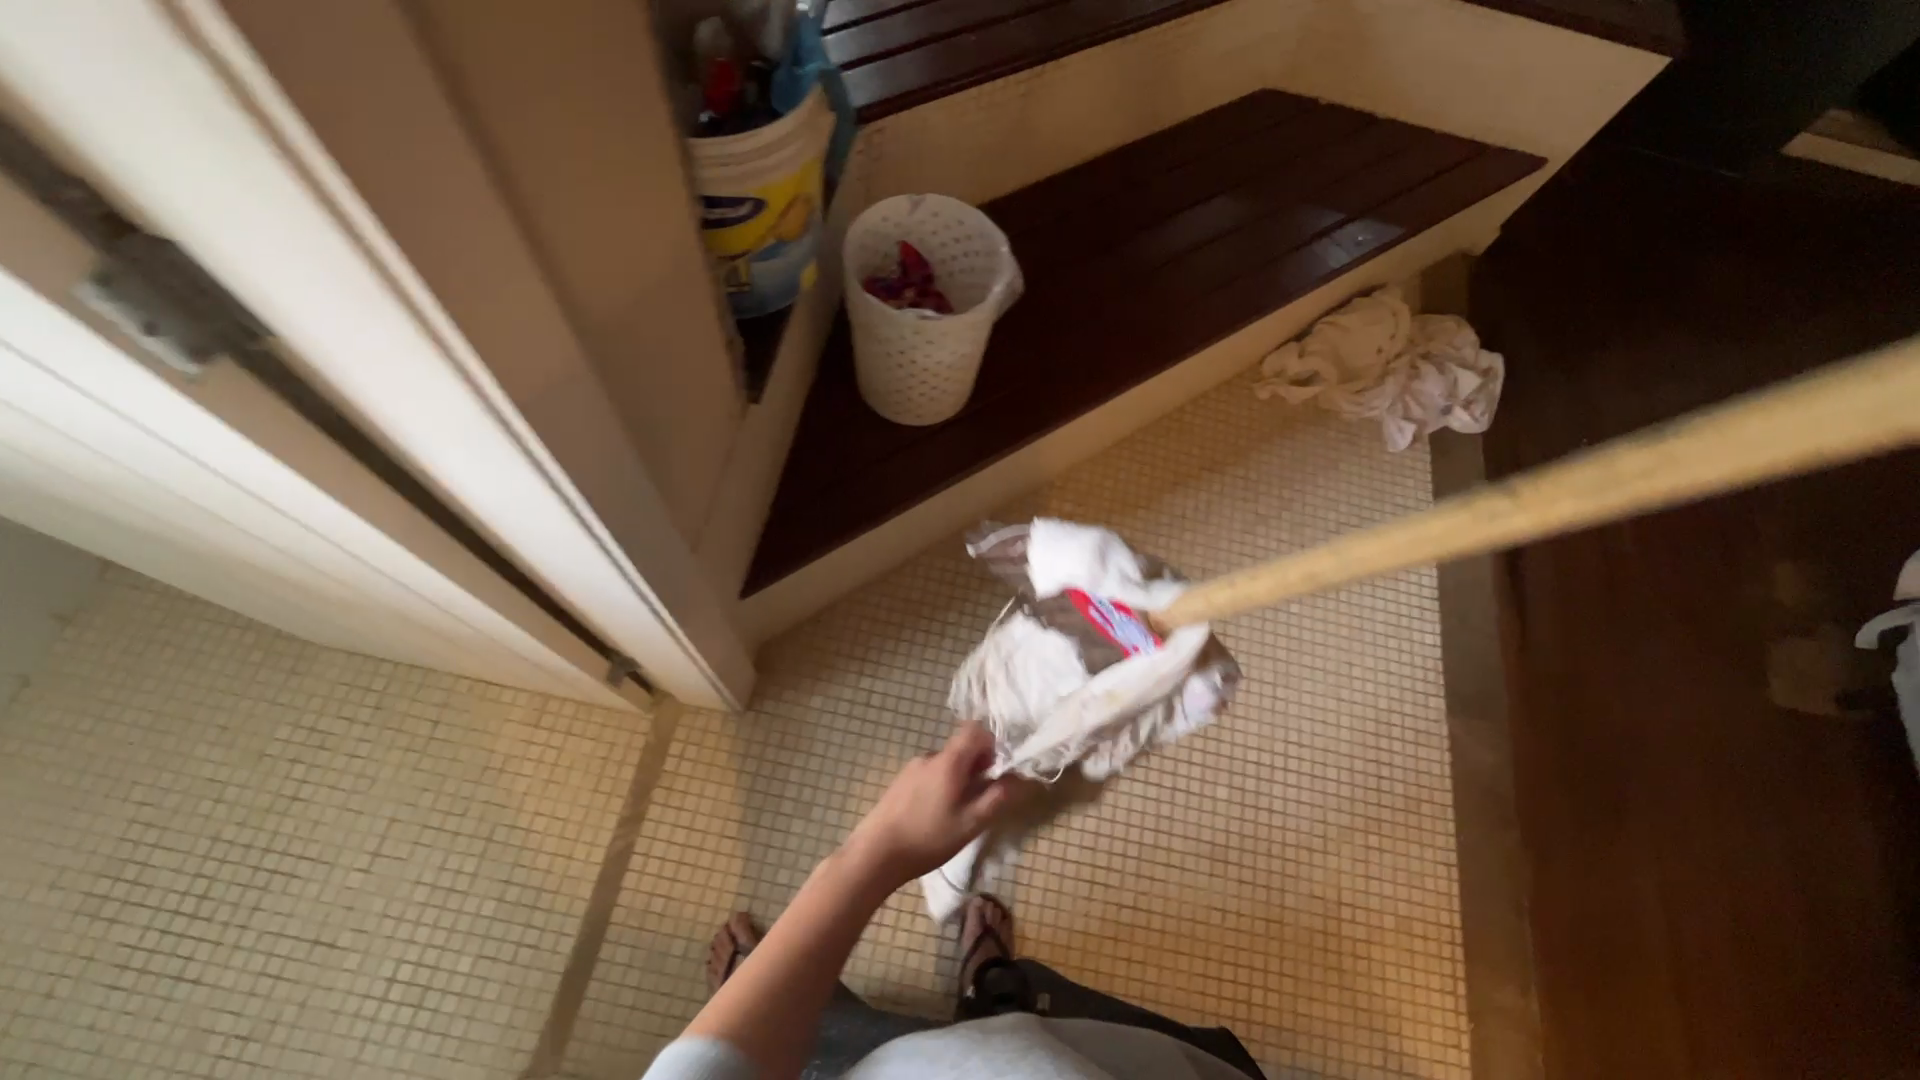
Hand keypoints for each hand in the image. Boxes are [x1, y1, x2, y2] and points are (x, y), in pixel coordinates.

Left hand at [843, 724, 1026, 886]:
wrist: (876, 853)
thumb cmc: (928, 837)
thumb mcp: (971, 823)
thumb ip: (997, 798)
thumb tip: (1021, 778)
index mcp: (949, 761)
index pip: (975, 730)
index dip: (991, 744)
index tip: (996, 772)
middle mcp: (929, 756)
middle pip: (961, 748)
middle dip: (976, 768)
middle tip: (980, 800)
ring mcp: (911, 768)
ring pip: (945, 764)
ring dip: (958, 780)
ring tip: (956, 814)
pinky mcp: (899, 782)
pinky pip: (929, 775)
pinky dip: (940, 787)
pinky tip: (934, 817)